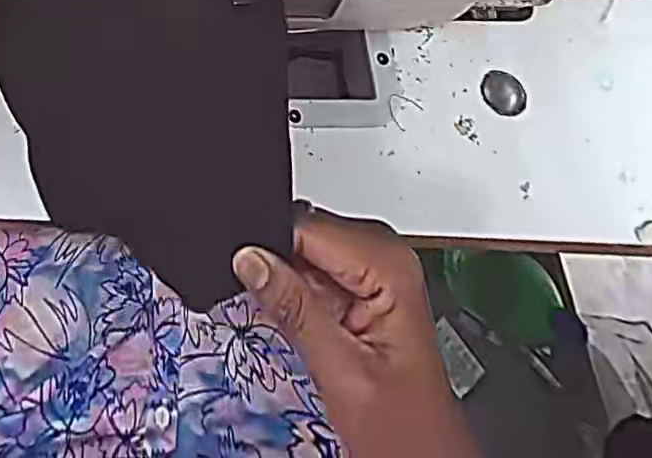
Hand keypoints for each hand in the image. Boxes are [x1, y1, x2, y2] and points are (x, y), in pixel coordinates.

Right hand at [234, 210, 479, 457]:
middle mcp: (384, 253)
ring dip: (289, 281)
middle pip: (307, 231)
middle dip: (279, 261)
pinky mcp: (360, 282)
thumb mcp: (340, 370)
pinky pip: (312, 269)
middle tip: (277, 308)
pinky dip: (298, 293)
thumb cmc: (403, 426)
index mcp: (388, 262)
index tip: (248, 271)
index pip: (310, 226)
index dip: (273, 247)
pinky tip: (309, 325)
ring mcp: (373, 266)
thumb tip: (250, 259)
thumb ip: (293, 308)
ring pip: (304, 249)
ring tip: (301, 325)